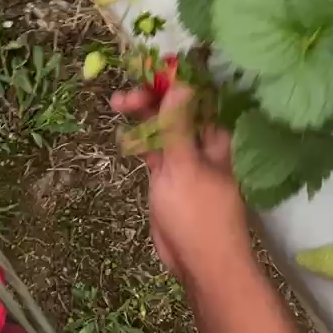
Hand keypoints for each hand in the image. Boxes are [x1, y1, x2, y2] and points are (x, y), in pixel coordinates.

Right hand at [111, 82, 251, 286]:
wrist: (199, 262)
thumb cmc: (198, 214)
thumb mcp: (184, 166)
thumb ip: (177, 126)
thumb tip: (180, 84)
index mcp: (215, 138)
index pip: (196, 97)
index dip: (173, 80)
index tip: (146, 70)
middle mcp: (201, 143)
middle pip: (175, 109)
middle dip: (151, 97)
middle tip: (124, 96)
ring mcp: (184, 160)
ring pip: (161, 128)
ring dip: (141, 115)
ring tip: (117, 104)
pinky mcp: (168, 176)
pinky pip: (153, 149)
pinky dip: (139, 138)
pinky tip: (125, 133)